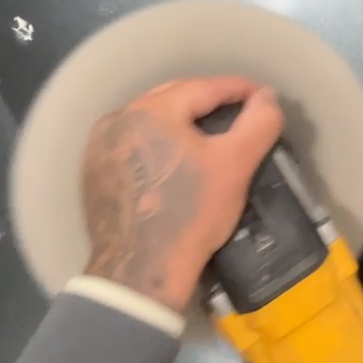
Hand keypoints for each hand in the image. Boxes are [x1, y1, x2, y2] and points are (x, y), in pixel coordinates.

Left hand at [79, 77, 283, 311]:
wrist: (139, 274)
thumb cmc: (190, 213)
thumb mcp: (236, 165)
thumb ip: (259, 122)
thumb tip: (268, 96)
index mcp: (150, 110)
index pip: (205, 87)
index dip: (239, 89)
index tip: (263, 98)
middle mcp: (118, 119)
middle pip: (175, 99)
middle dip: (209, 102)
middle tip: (238, 114)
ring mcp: (100, 148)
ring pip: (153, 122)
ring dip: (183, 123)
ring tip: (210, 136)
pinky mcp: (95, 174)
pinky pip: (135, 145)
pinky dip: (160, 144)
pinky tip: (176, 161)